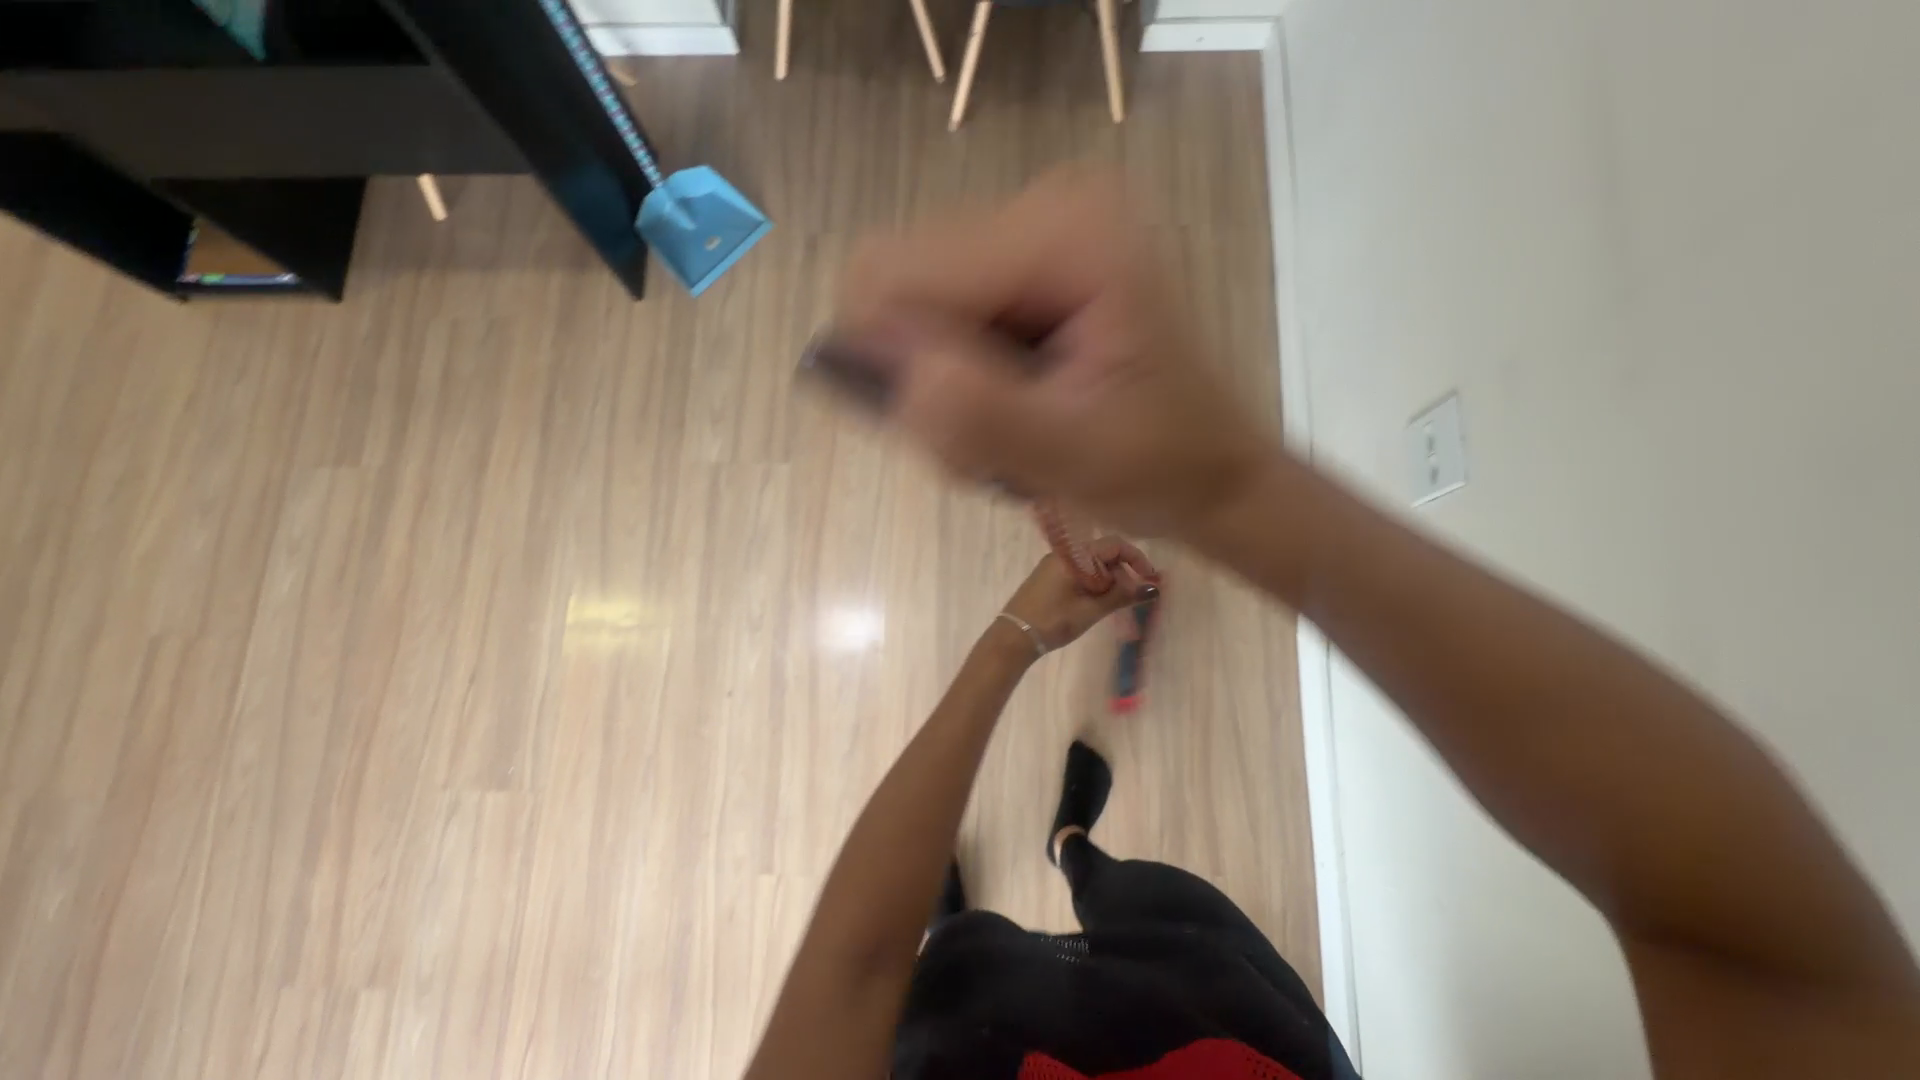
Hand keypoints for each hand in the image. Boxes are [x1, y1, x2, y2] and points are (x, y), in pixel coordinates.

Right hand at [824, 169, 1280, 538]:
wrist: (1214, 471)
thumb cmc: (1163, 466)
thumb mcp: (1073, 456)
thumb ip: (979, 414)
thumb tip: (878, 366)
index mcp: (1062, 233)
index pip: (896, 271)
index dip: (894, 359)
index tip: (942, 427)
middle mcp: (1042, 206)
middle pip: (896, 285)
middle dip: (924, 376)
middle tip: (989, 439)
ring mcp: (1031, 232)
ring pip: (908, 308)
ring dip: (941, 386)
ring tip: (1011, 431)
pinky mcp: (1023, 266)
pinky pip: (936, 319)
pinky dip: (956, 379)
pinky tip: (1011, 412)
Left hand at [1000, 538, 1158, 652]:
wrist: (1014, 637)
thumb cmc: (1054, 621)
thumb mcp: (1091, 610)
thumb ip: (1122, 595)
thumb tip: (1152, 587)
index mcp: (1074, 556)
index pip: (1114, 544)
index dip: (1136, 558)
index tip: (1149, 579)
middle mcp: (1064, 554)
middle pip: (1103, 554)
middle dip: (1122, 573)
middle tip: (1131, 599)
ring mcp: (1054, 565)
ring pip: (1092, 565)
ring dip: (1108, 581)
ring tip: (1113, 606)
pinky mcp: (1048, 578)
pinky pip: (1079, 573)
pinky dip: (1093, 585)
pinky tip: (1096, 604)